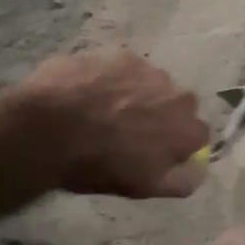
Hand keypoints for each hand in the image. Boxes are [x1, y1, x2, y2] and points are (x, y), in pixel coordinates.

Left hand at [11, 50, 208, 197]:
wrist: (45, 129)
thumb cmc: (98, 164)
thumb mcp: (144, 188)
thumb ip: (183, 181)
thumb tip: (200, 169)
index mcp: (189, 129)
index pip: (196, 136)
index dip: (175, 143)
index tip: (153, 151)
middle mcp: (179, 96)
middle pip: (177, 106)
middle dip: (159, 115)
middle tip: (127, 129)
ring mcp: (150, 72)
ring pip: (151, 85)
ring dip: (137, 95)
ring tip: (103, 109)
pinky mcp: (119, 56)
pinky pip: (123, 70)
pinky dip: (112, 80)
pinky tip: (88, 94)